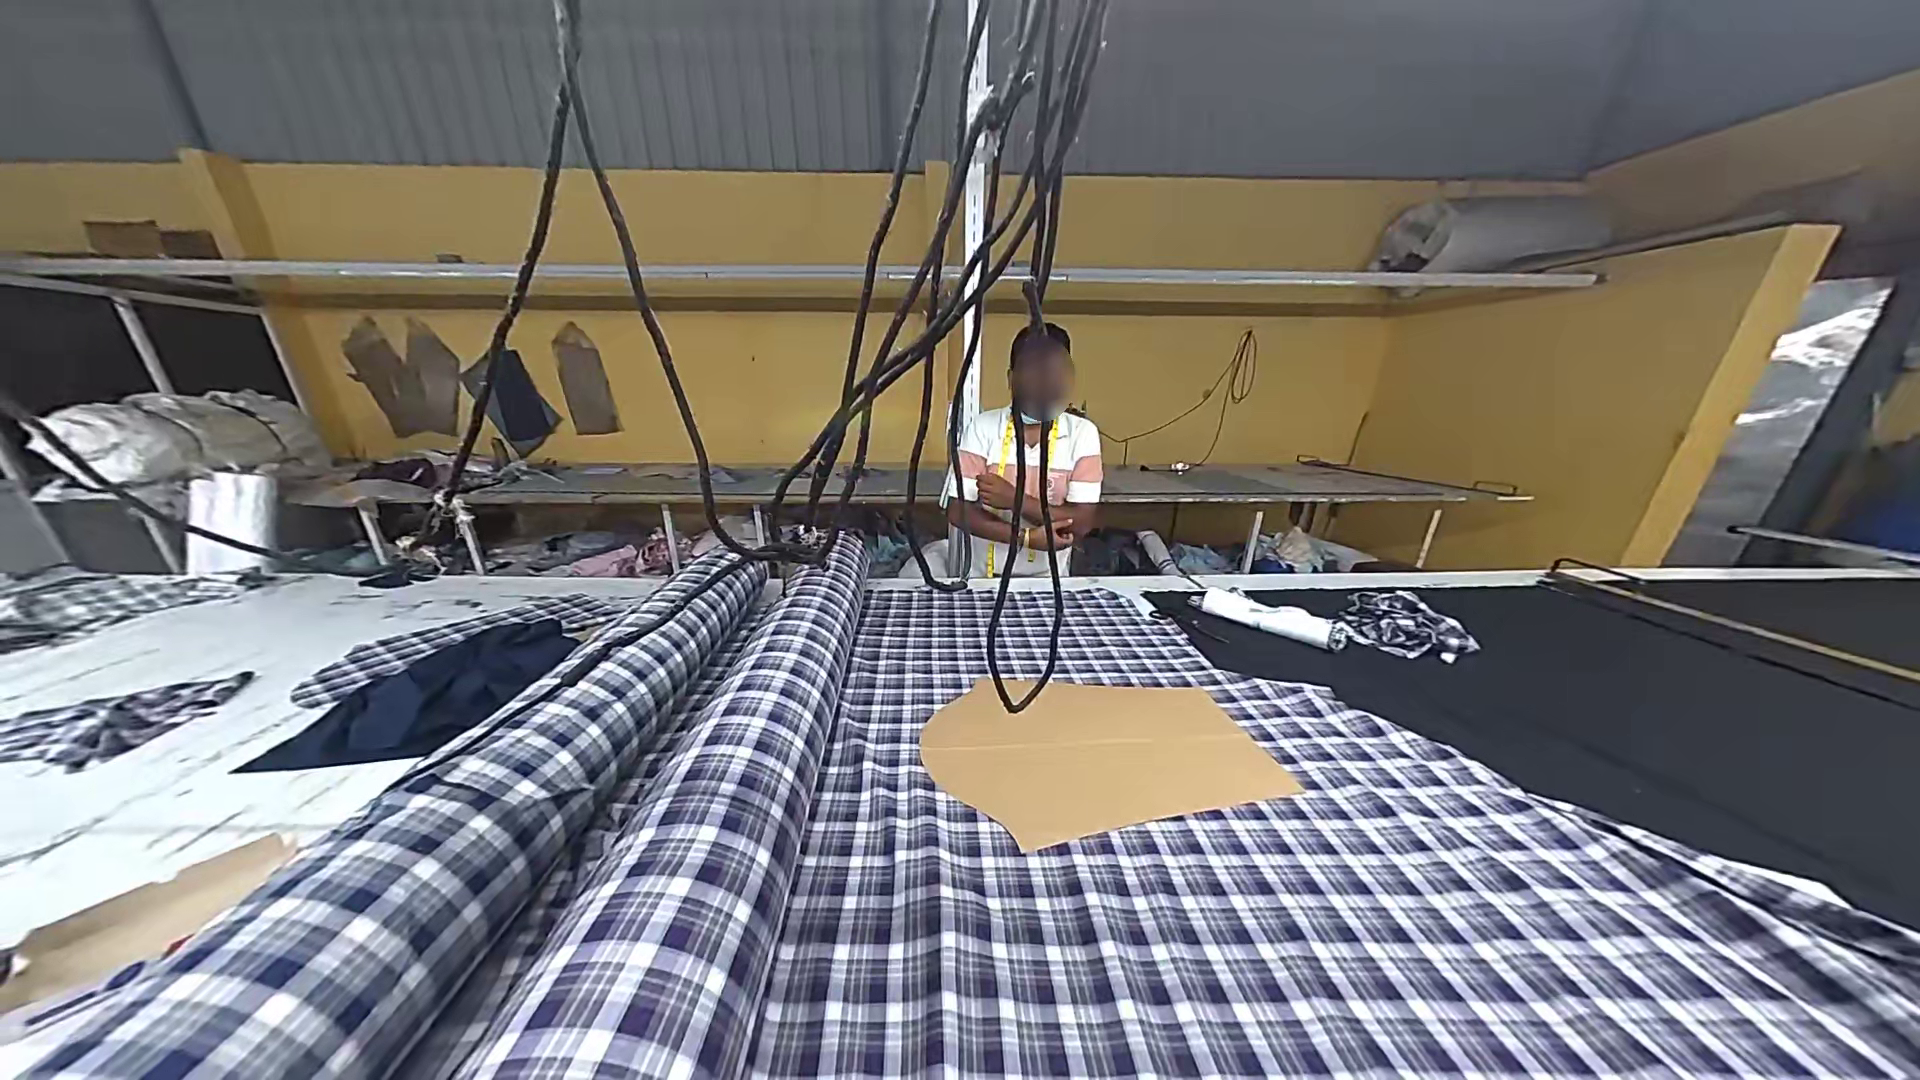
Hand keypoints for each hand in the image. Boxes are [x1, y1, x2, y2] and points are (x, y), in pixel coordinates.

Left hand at [977, 471, 1016, 509]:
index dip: (979, 477)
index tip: (978, 477)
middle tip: (979, 483)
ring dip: (981, 491)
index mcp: (995, 480)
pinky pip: (983, 500)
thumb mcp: (1001, 479)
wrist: (1015, 499)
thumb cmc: (1009, 489)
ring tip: (984, 490)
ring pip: (980, 492)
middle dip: (978, 483)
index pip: (982, 477)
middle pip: (979, 485)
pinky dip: (983, 497)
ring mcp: (991, 496)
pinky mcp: (991, 503)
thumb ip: (992, 477)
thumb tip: (984, 475)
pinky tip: (986, 496)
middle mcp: (992, 488)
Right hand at [1023, 521, 1075, 549]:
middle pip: (1066, 545)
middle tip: (1064, 533)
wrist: (1028, 539)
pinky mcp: (1047, 549)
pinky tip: (1051, 537)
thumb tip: (1070, 521)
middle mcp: (1056, 548)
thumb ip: (1062, 523)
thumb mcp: (1052, 526)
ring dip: (1061, 540)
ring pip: (1060, 546)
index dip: (1071, 536)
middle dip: (1066, 538)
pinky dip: (1056, 543)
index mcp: (1059, 543)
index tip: (1069, 532)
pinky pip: (1055, 547)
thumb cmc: (1038, 533)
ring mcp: (1052, 549)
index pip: (1070, 541)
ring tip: (1057, 534)